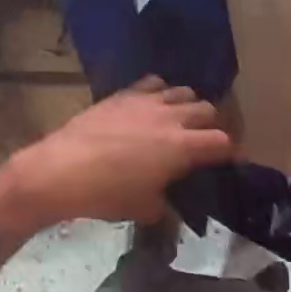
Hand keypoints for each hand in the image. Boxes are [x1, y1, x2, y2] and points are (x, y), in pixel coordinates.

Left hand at [0, 77, 234, 227]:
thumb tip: (165, 206)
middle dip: (212, 124)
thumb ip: (163, 205)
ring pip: (183, 91)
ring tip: (179, 119)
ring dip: (187, 105)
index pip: (222, 142)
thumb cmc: (106, 194)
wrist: (60, 170)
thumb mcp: (143, 208)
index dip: (230, 151)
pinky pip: (153, 83)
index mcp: (182, 147)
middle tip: (204, 140)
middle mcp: (171, 117)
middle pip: (208, 110)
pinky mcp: (123, 94)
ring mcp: (146, 101)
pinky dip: (159, 92)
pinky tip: (151, 105)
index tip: (228, 160)